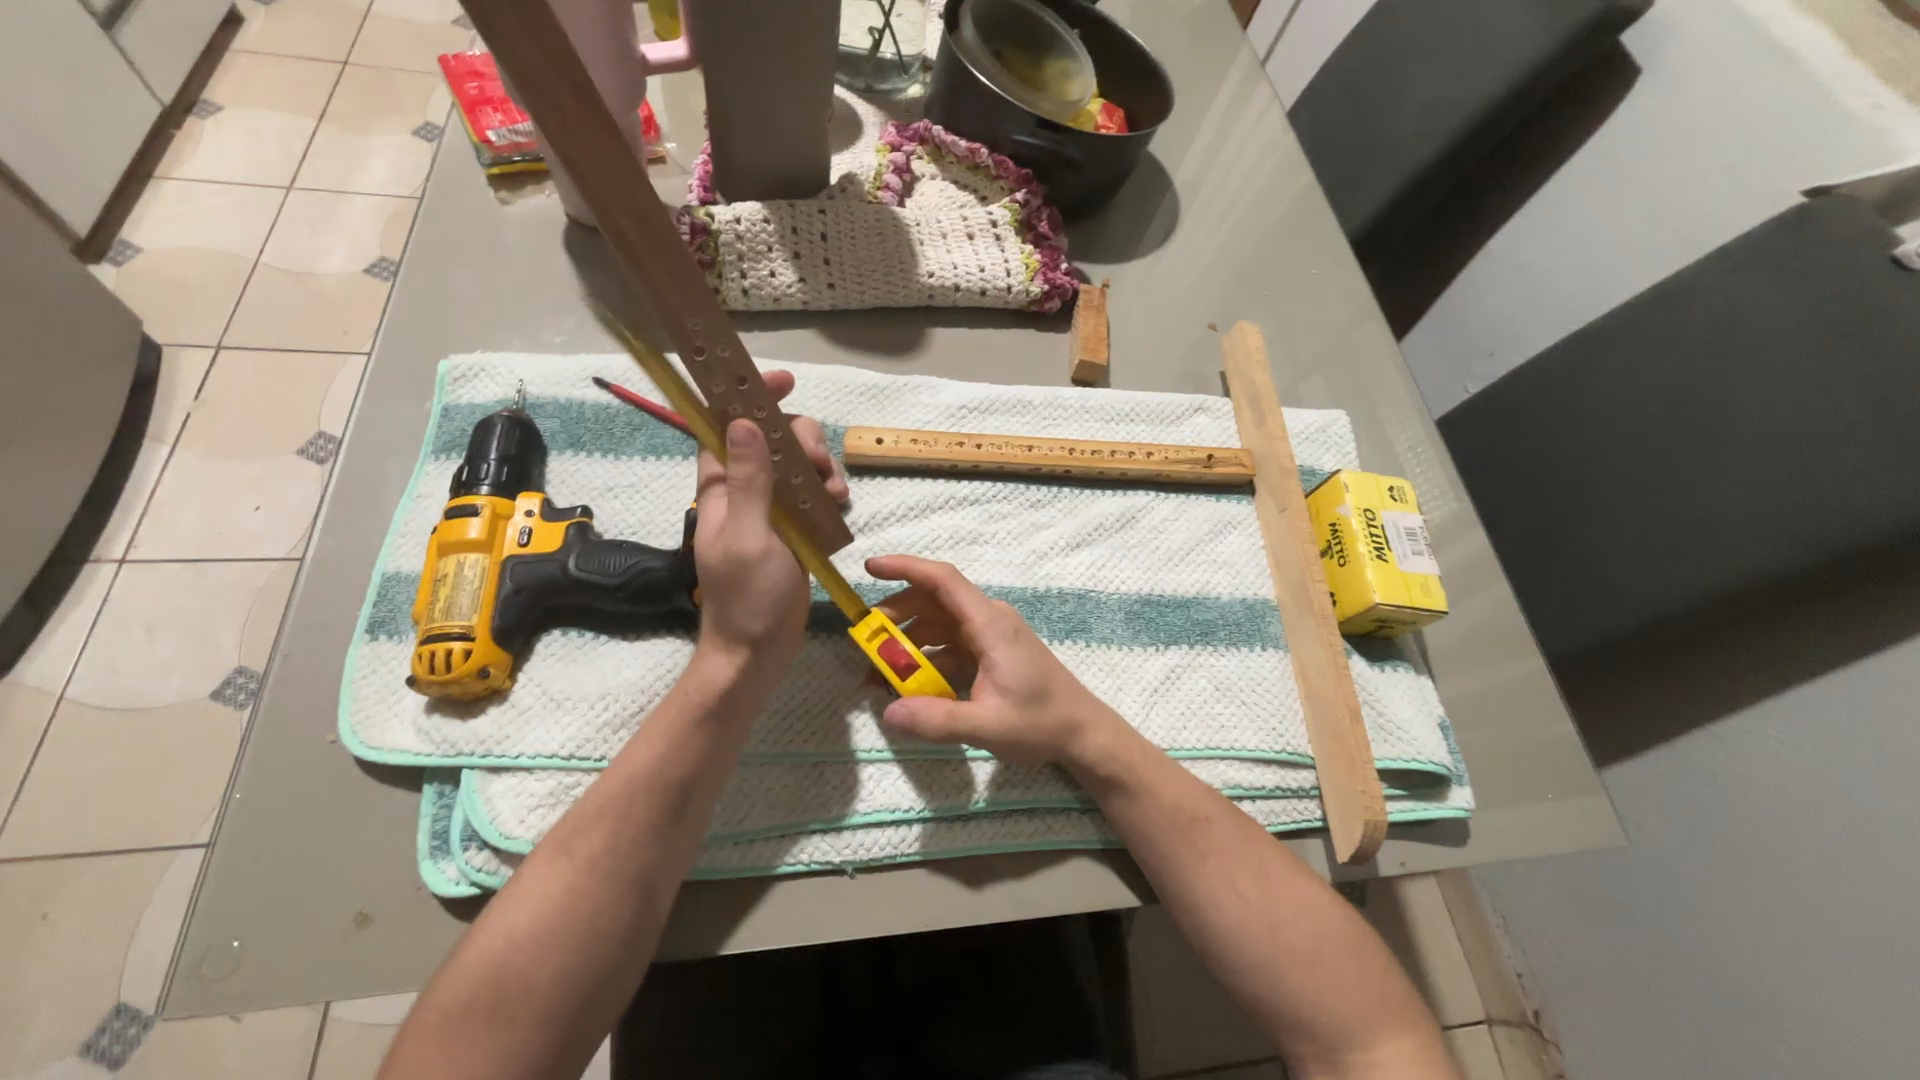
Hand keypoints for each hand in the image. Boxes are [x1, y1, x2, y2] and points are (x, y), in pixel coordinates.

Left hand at [691, 371, 845, 674]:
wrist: (758, 650)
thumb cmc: (745, 597)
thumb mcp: (746, 536)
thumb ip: (748, 480)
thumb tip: (741, 421)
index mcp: (720, 488)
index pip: (726, 426)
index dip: (749, 398)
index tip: (783, 382)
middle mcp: (745, 491)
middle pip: (774, 439)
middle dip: (802, 440)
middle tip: (819, 465)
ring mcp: (773, 510)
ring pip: (799, 465)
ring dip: (822, 467)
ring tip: (836, 491)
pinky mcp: (796, 529)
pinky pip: (815, 494)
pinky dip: (830, 492)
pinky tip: (841, 506)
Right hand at [866, 555, 1125, 765]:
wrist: (1083, 732)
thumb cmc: (1041, 722)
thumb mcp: (987, 726)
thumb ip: (937, 720)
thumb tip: (887, 714)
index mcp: (989, 624)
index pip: (942, 580)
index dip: (905, 568)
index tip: (869, 568)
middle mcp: (988, 621)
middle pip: (933, 602)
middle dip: (895, 616)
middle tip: (864, 643)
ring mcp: (990, 637)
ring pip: (938, 626)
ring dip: (908, 644)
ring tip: (878, 674)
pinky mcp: (991, 655)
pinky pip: (950, 648)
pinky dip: (926, 661)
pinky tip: (908, 689)